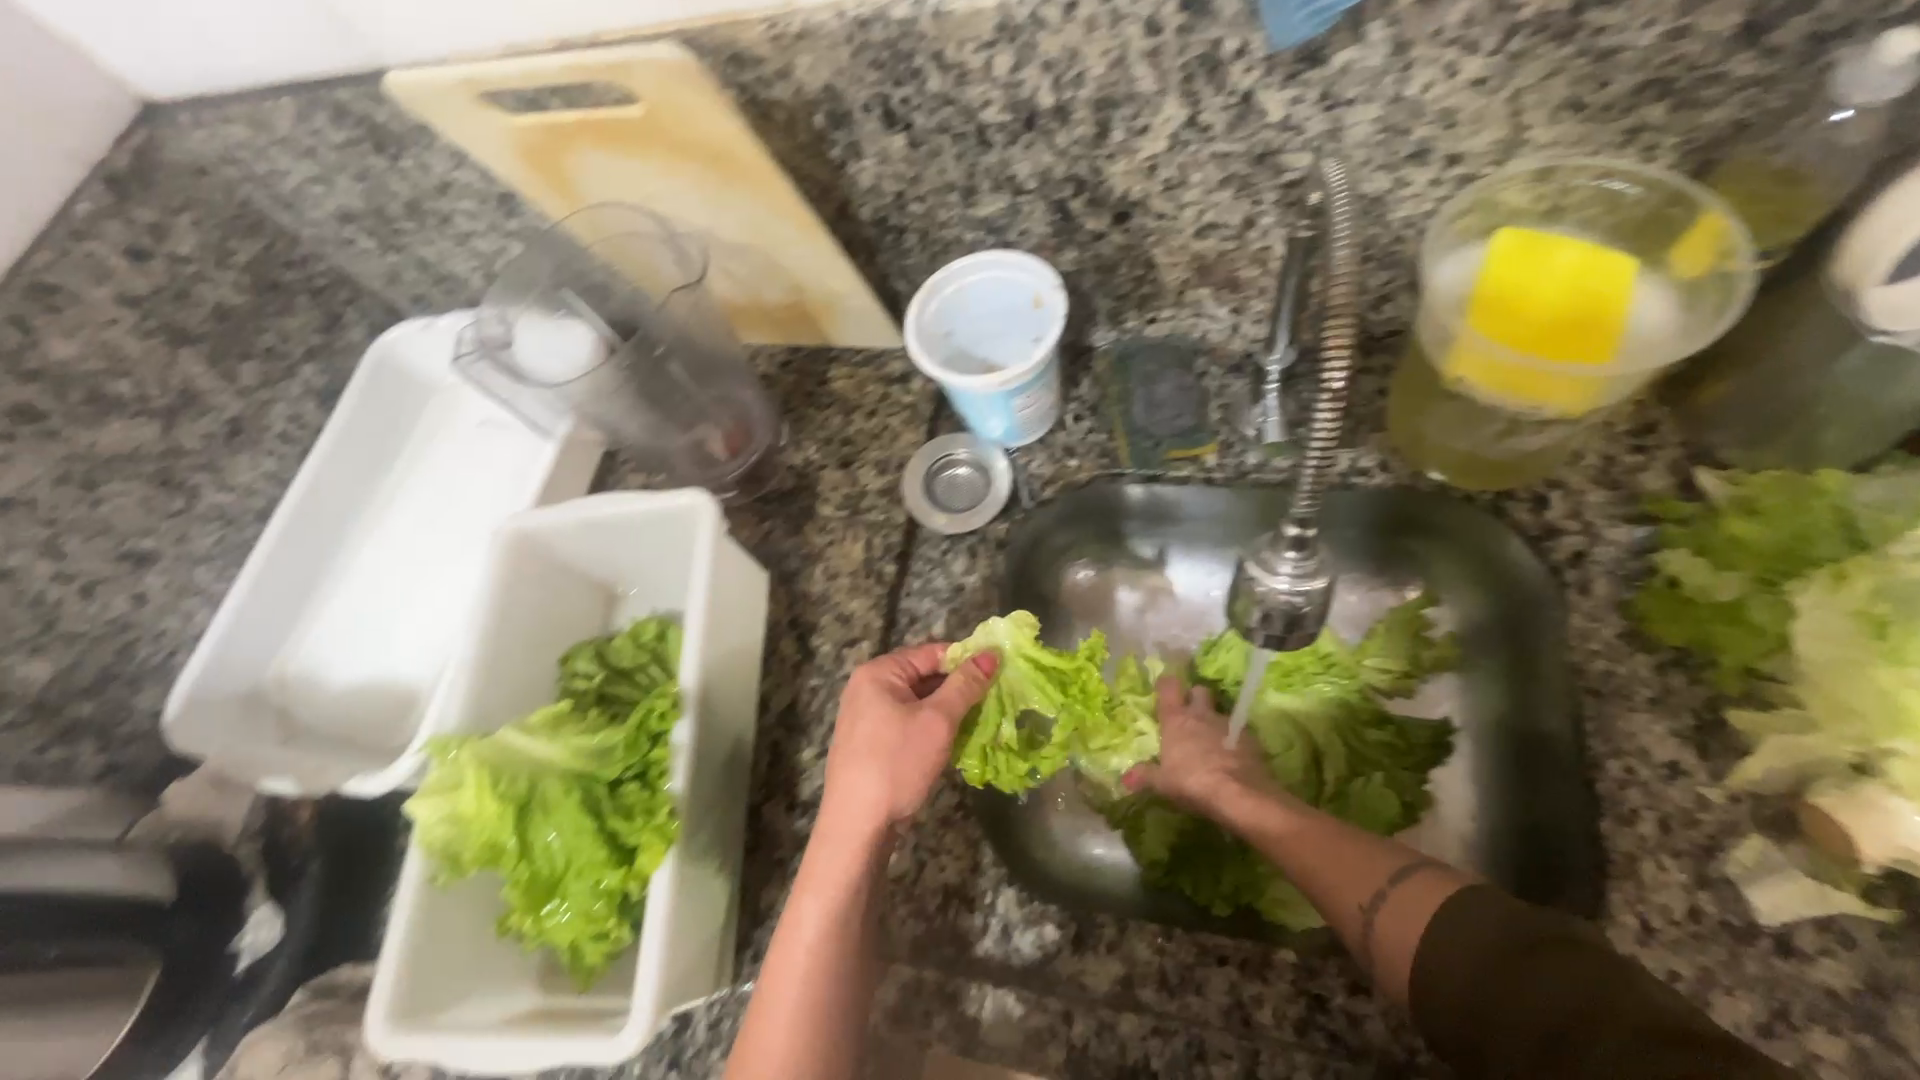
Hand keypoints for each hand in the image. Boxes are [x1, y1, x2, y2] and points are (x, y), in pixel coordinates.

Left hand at [819, 643, 999, 837]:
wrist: (858, 825)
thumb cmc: (897, 763)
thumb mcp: (938, 721)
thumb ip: (965, 685)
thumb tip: (991, 654)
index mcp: (878, 673)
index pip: (931, 652)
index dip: (966, 660)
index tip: (998, 673)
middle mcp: (867, 688)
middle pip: (923, 677)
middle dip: (959, 688)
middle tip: (995, 700)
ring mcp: (866, 718)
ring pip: (918, 704)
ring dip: (948, 712)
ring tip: (981, 722)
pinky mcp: (870, 745)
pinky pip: (908, 725)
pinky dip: (932, 730)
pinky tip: (955, 744)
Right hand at [1123, 676, 1287, 823]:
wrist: (1239, 793)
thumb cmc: (1192, 782)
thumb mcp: (1162, 783)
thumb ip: (1145, 776)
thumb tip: (1126, 778)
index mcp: (1176, 719)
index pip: (1169, 686)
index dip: (1166, 684)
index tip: (1163, 688)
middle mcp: (1202, 715)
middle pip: (1200, 691)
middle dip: (1195, 697)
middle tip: (1190, 712)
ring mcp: (1229, 725)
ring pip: (1220, 713)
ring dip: (1215, 722)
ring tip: (1212, 741)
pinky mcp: (1251, 739)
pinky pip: (1240, 733)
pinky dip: (1235, 741)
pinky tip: (1233, 757)